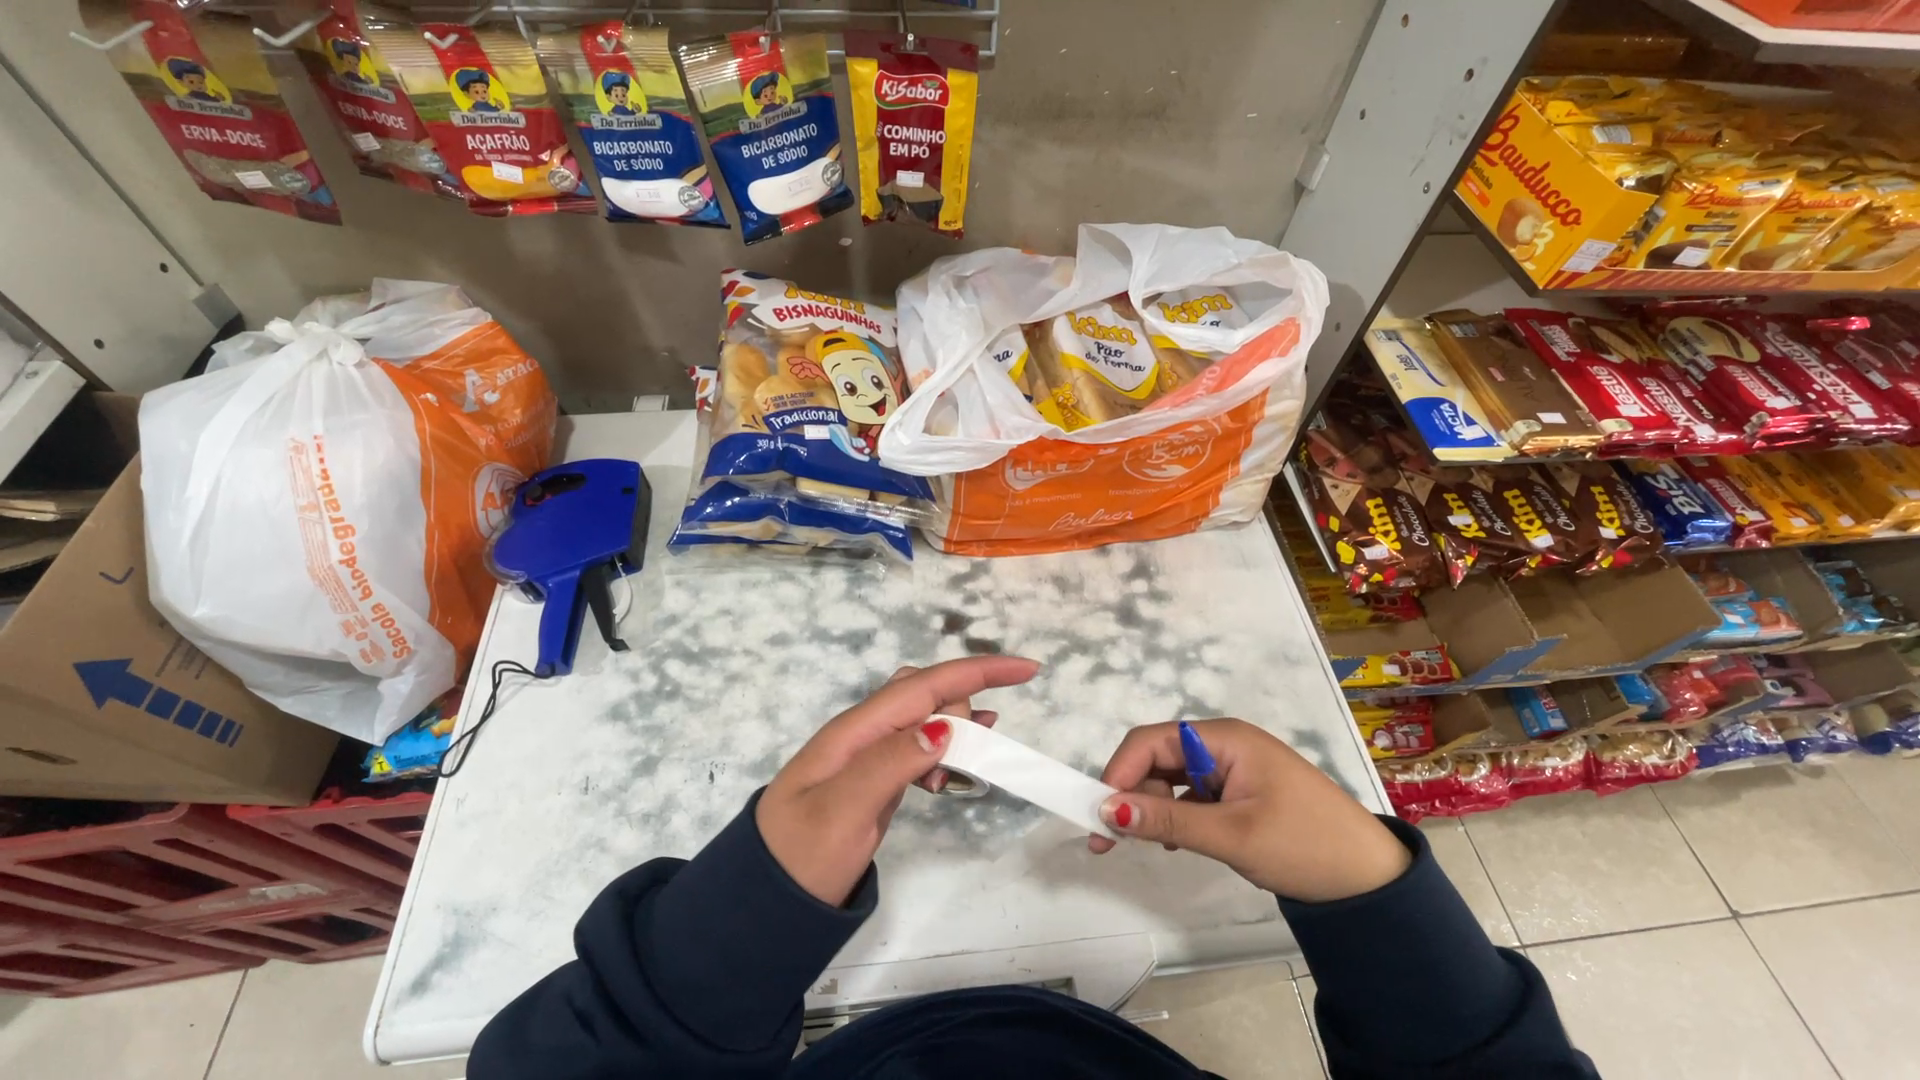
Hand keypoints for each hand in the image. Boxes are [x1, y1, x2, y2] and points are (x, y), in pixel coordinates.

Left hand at [756, 655, 1040, 906]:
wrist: (764, 899)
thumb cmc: (801, 856)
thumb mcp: (843, 810)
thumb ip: (890, 763)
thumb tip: (942, 725)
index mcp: (855, 731)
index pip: (924, 685)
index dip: (977, 672)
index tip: (1027, 669)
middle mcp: (863, 733)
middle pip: (926, 691)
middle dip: (964, 703)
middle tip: (972, 759)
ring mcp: (868, 756)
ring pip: (925, 717)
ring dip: (958, 726)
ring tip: (978, 758)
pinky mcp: (875, 779)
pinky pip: (919, 746)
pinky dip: (947, 747)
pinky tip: (961, 760)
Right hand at [1088, 718, 1411, 902]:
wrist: (1371, 881)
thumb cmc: (1304, 845)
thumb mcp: (1231, 834)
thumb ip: (1166, 820)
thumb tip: (1106, 810)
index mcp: (1225, 739)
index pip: (1152, 740)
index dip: (1119, 771)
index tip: (1098, 813)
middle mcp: (1224, 745)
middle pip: (1158, 756)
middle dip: (1130, 792)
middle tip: (1108, 839)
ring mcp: (1233, 769)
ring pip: (1171, 778)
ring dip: (1150, 806)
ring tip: (1138, 844)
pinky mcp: (1240, 794)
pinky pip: (1191, 795)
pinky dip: (1173, 815)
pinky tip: (1169, 842)